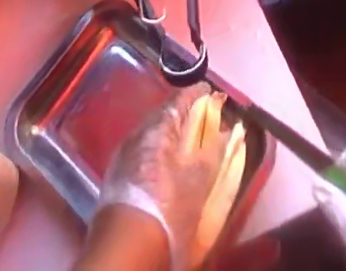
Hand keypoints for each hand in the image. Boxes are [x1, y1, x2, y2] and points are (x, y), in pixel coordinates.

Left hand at [99, 89, 238, 268]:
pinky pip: (142, 151)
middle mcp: (138, 133)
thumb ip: (216, 149)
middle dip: (184, 115)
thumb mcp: (201, 180)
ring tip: (186, 146)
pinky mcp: (116, 175)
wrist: (125, 251)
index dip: (200, 94)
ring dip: (170, 135)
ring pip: (152, 134)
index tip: (214, 96)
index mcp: (160, 126)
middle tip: (203, 122)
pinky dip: (157, 151)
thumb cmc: (169, 209)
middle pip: (165, 114)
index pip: (182, 98)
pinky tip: (164, 168)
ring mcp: (124, 154)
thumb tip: (230, 129)